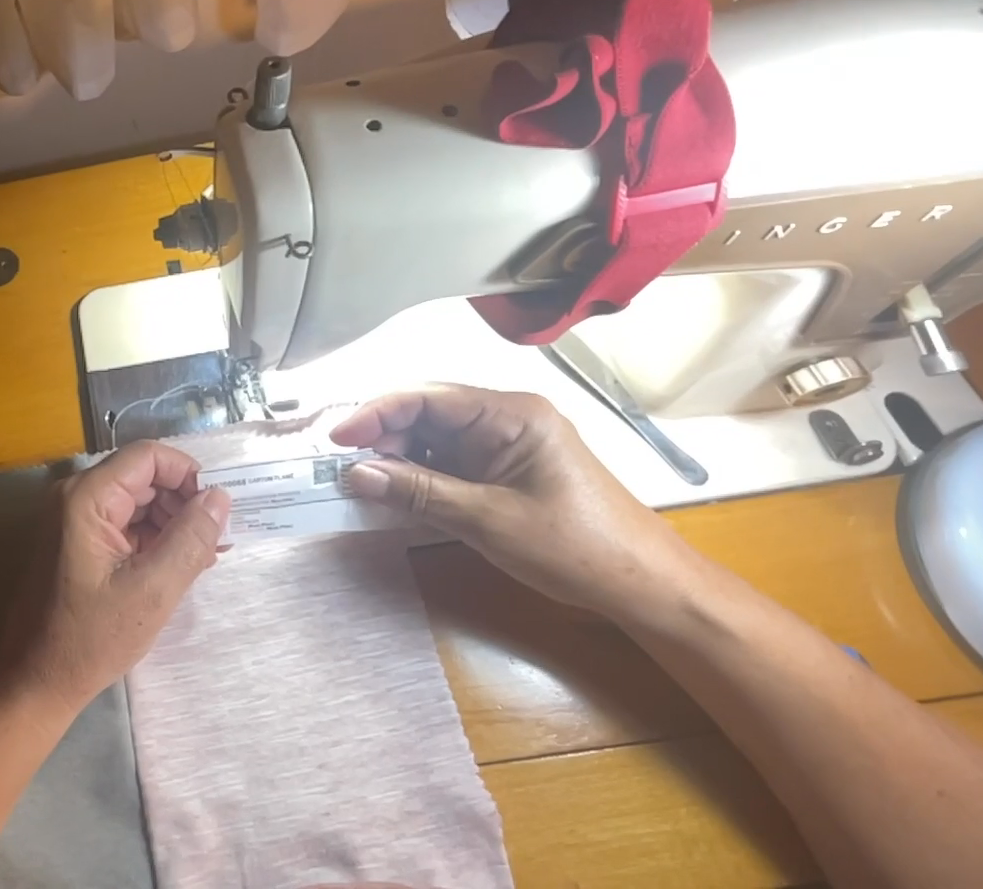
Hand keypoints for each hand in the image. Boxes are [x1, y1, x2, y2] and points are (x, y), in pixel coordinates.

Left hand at [0, 441, 231, 713]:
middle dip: (183, 502)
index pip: (148, 456)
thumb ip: (190, 540)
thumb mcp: (151, 591)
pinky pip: (124, 524)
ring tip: (202, 558)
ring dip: (172, 522)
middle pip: (143, 476)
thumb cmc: (89, 639)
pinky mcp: (77, 541)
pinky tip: (178, 566)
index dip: (188, 474)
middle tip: (215, 541)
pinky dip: (153, 539)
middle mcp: (76, 497)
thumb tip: (219, 497)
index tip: (217, 511)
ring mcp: (73, 519)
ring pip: (137, 500)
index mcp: (86, 498)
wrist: (34, 681)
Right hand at [330, 384, 707, 622]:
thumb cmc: (575, 546)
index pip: (428, 397)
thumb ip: (419, 492)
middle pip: (427, 415)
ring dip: (399, 460)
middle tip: (347, 469)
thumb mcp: (489, 519)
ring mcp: (504, 445)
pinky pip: (448, 465)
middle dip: (384, 438)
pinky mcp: (502, 471)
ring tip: (364, 484)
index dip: (377, 414)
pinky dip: (420, 478)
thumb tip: (356, 474)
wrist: (644, 586)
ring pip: (433, 441)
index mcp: (511, 414)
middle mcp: (504, 419)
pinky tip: (396, 495)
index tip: (338, 440)